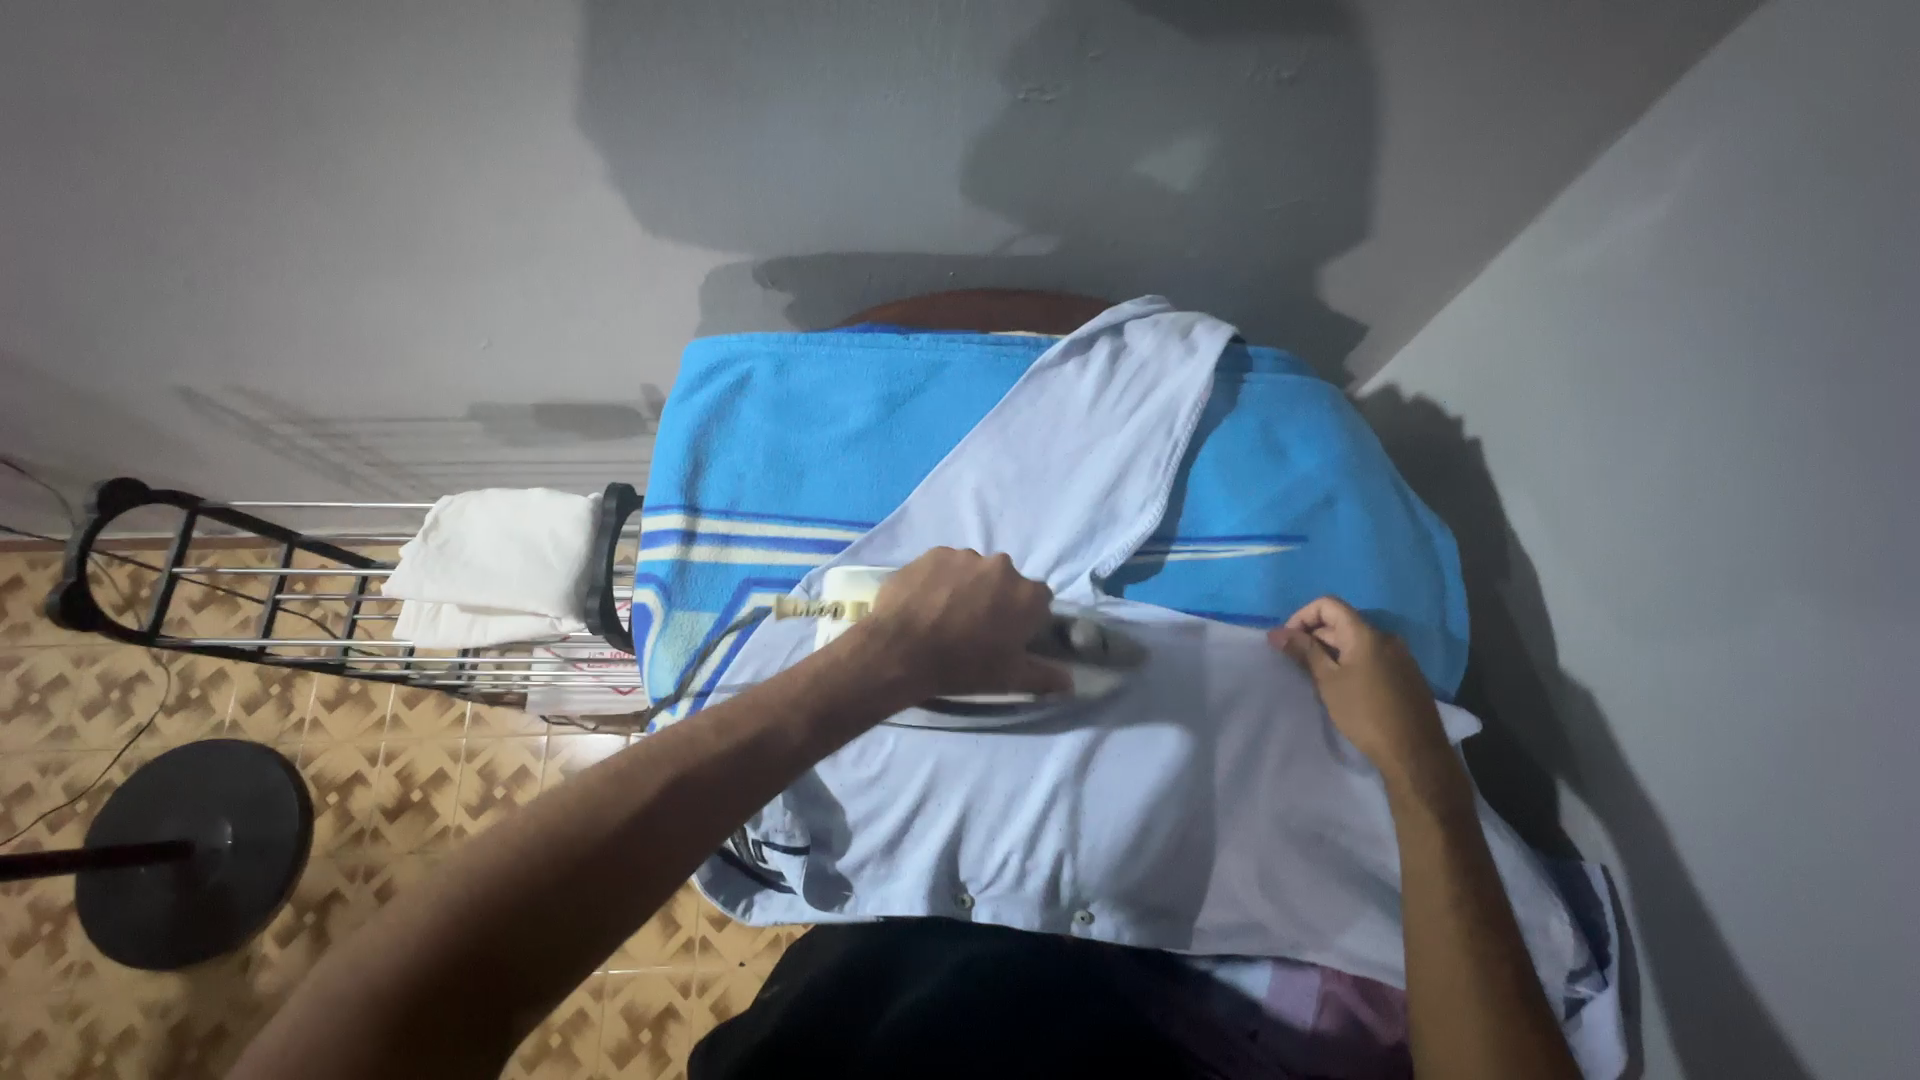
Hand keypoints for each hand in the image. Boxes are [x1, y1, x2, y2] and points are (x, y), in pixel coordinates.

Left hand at [852, 548, 1070, 699]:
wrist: (901, 650)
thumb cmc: (963, 666)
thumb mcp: (1008, 678)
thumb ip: (1044, 676)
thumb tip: (1070, 682)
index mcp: (1028, 595)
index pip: (1039, 601)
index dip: (1024, 618)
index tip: (1008, 635)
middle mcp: (1002, 566)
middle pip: (1005, 582)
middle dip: (995, 599)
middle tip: (973, 627)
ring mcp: (965, 556)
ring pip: (973, 572)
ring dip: (966, 587)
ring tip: (944, 615)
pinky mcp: (932, 553)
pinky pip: (943, 566)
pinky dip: (939, 581)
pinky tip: (924, 604)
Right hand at [1268, 596, 1450, 778]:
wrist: (1414, 752)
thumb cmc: (1365, 713)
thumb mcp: (1328, 681)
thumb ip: (1304, 651)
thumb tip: (1276, 632)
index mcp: (1366, 634)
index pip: (1328, 604)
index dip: (1302, 616)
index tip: (1289, 641)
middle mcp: (1385, 637)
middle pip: (1342, 622)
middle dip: (1314, 636)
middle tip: (1296, 662)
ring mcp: (1399, 656)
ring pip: (1356, 641)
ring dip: (1331, 651)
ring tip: (1316, 677)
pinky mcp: (1405, 674)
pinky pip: (1371, 656)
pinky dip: (1350, 662)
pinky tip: (1343, 687)